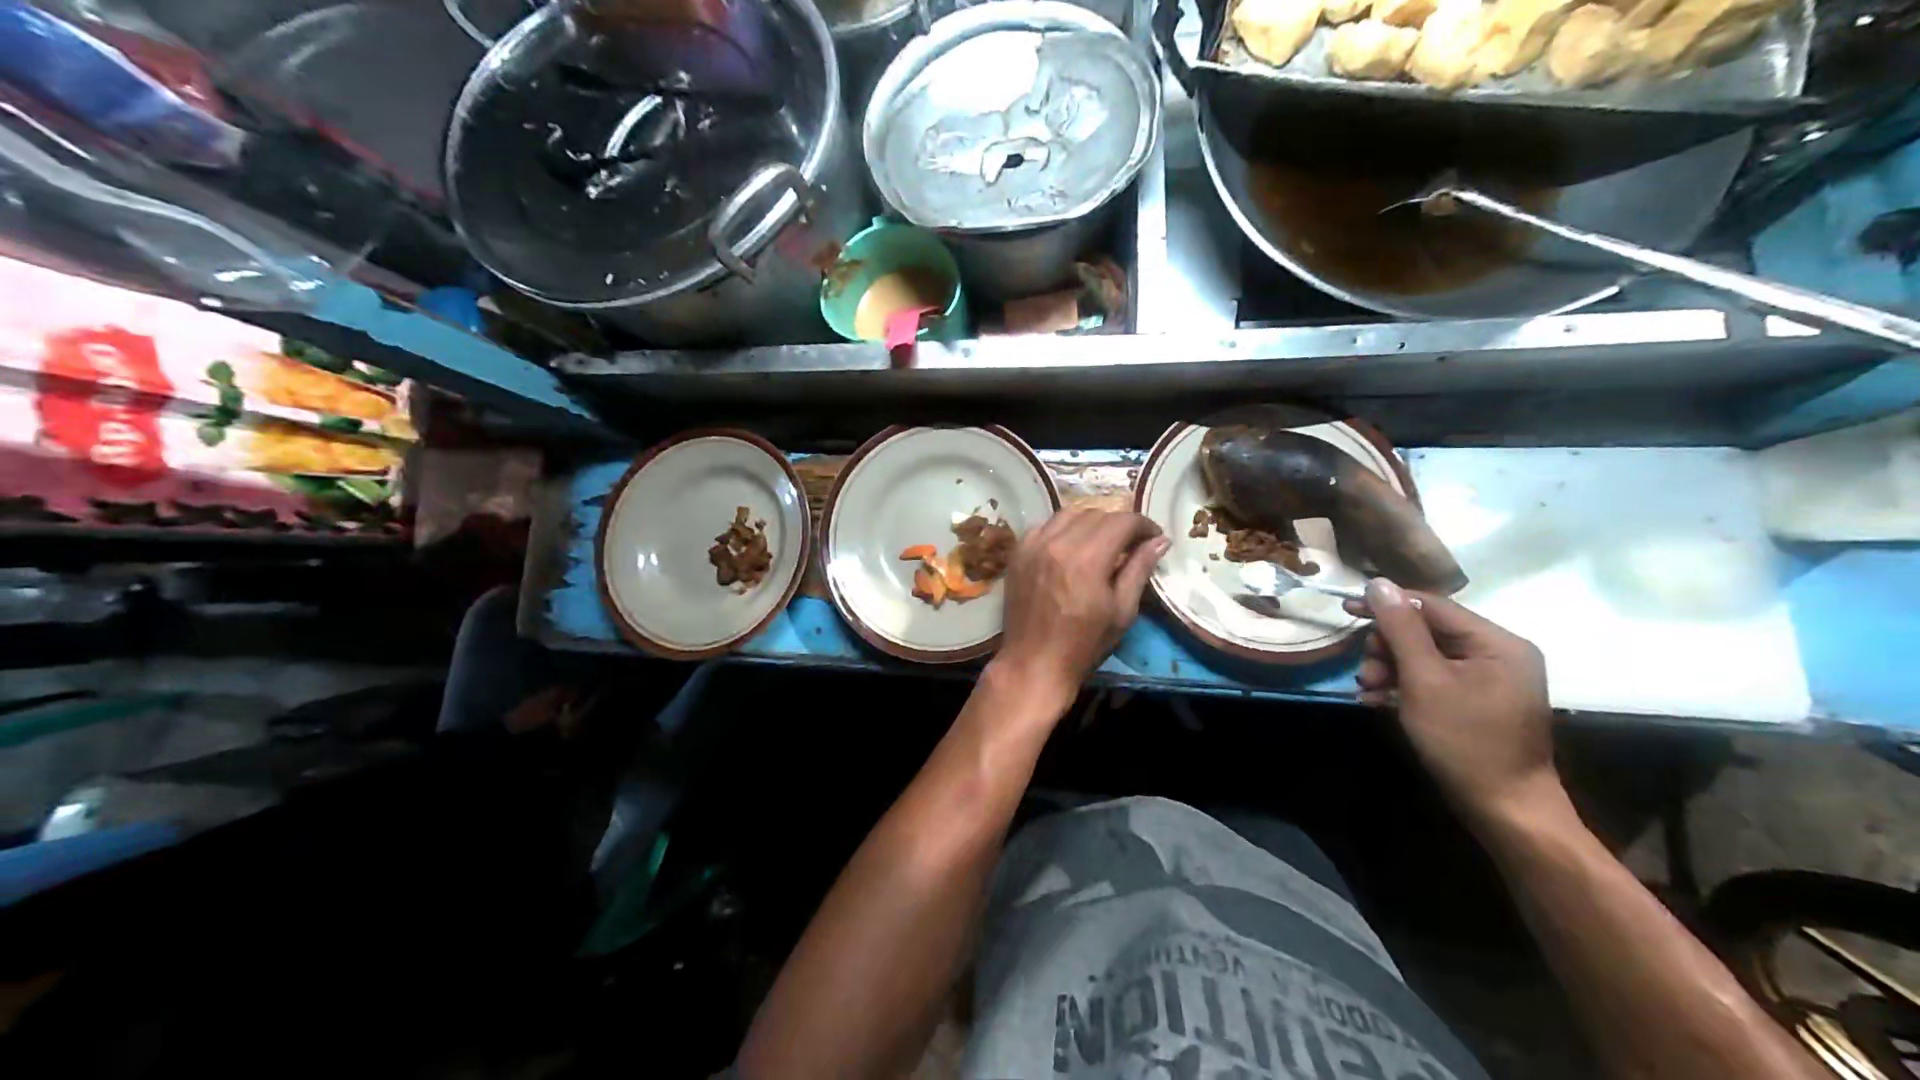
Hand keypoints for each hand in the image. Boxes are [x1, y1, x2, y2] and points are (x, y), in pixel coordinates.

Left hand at [990, 509, 1169, 701]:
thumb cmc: (1084, 643)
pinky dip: (1062, 529)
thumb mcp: (1122, 610)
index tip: (1154, 537)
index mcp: (1087, 559)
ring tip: (1102, 542)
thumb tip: (1160, 540)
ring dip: (1091, 522)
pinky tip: (1071, 547)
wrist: (1034, 662)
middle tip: (1131, 543)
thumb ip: (1140, 569)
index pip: (1122, 521)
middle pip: (1096, 514)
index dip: (1143, 524)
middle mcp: (1057, 543)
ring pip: (1068, 514)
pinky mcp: (1018, 552)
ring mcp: (1033, 545)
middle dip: (1119, 524)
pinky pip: (1045, 526)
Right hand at [1345, 579, 1559, 826]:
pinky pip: (1433, 678)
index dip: (1386, 604)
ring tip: (1369, 690)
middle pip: (1427, 631)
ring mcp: (1489, 679)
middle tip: (1365, 672)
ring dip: (1390, 669)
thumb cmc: (1465, 741)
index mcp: (1497, 642)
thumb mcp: (1424, 680)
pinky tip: (1378, 701)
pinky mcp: (1477, 701)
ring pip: (1425, 656)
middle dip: (1387, 647)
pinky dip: (1404, 686)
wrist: (1505, 809)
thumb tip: (1378, 583)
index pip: (1432, 605)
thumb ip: (1400, 629)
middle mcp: (1498, 653)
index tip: (1345, 609)